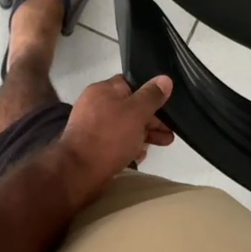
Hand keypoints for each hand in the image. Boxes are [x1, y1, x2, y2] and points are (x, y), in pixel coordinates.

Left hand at [54, 74, 173, 200]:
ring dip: (145, 133)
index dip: (150, 92)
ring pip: (125, 125)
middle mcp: (96, 105)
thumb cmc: (110, 136)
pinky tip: (142, 154)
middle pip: (130, 106)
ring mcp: (93, 127)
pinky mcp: (94, 146)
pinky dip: (130, 145)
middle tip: (170, 130)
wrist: (80, 171)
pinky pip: (117, 141)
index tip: (168, 104)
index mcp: (103, 90)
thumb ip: (151, 96)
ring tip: (164, 143)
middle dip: (152, 118)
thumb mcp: (136, 112)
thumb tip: (165, 79)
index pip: (131, 83)